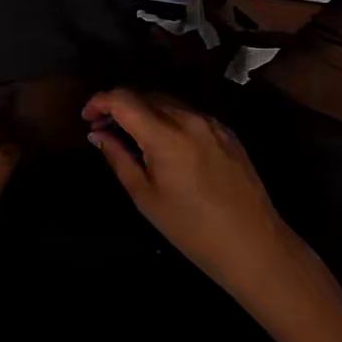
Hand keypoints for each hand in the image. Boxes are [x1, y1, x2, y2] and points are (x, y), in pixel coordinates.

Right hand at [83, 88, 287, 287]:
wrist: (254, 246)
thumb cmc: (192, 229)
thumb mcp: (145, 197)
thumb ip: (118, 158)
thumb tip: (98, 133)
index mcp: (165, 134)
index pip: (123, 98)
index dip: (99, 101)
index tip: (87, 116)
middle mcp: (189, 117)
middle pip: (144, 95)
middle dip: (119, 106)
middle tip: (103, 129)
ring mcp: (211, 122)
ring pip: (167, 102)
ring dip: (143, 112)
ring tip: (130, 136)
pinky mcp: (226, 131)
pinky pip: (189, 115)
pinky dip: (168, 119)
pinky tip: (164, 144)